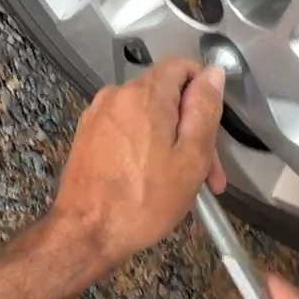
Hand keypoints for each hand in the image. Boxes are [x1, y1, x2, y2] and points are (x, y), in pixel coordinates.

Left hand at [50, 60, 226, 269]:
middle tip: (207, 174)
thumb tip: (213, 73)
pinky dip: (144, 148)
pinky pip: (126, 130)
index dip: (204, 92)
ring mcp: (98, 115)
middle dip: (190, 128)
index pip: (182, 66)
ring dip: (169, 142)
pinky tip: (152, 181)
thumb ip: (204, 110)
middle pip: (165, 95)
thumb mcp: (191, 158)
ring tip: (180, 183)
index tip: (212, 129)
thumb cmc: (143, 200)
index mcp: (144, 94)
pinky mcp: (87, 136)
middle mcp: (116, 95)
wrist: (86, 232)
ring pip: (146, 116)